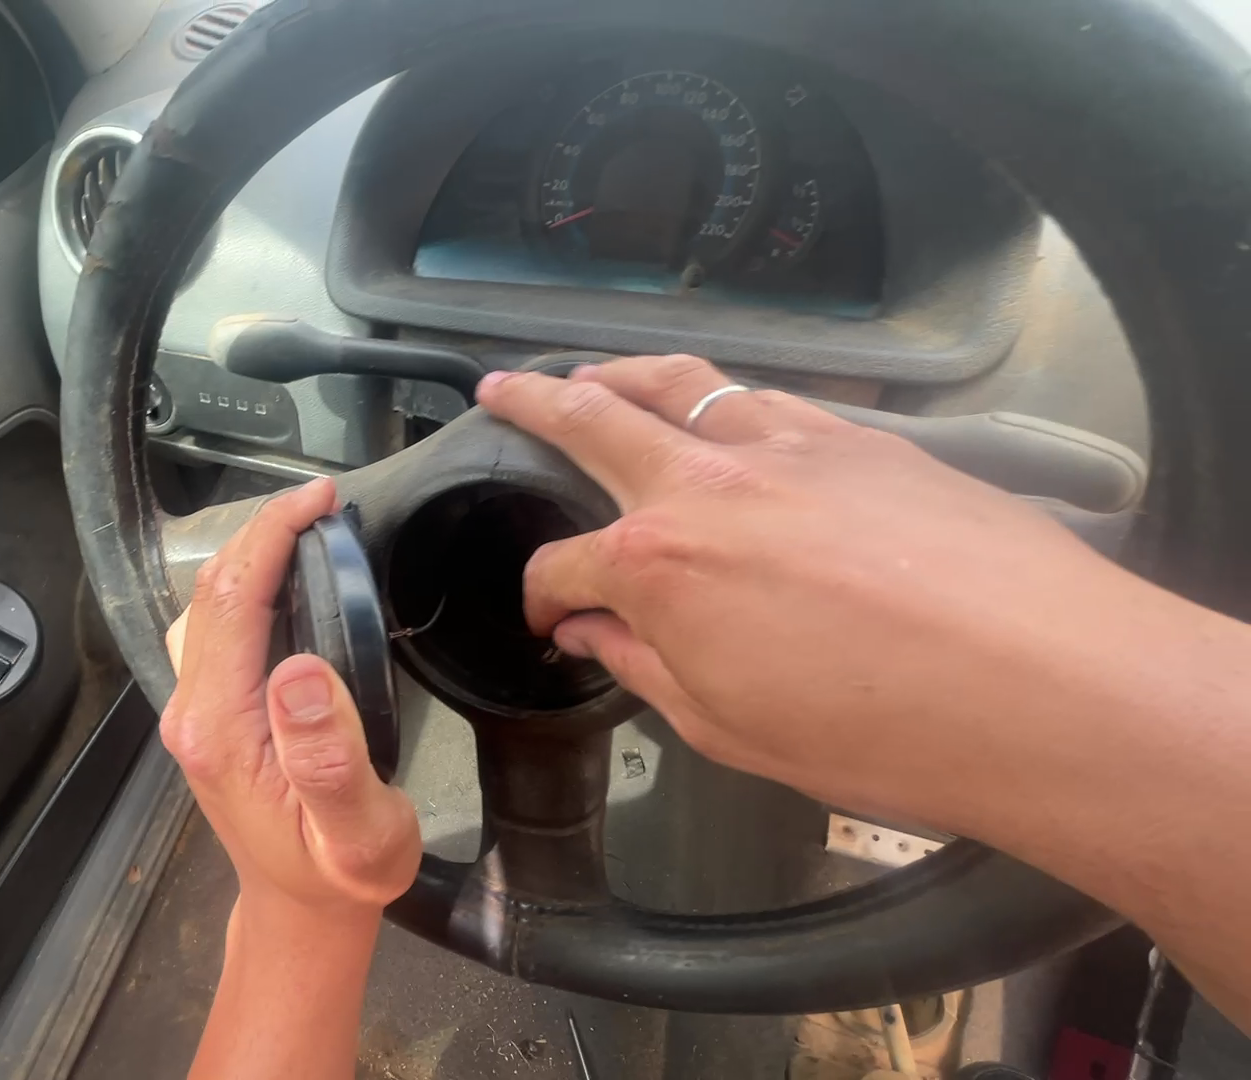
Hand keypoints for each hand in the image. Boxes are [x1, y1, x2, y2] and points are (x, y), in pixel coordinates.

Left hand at [160, 477, 421, 916]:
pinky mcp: (207, 710)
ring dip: (248, 554)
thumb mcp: (358, 835)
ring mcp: (194, 709)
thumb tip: (300, 671)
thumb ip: (329, 758)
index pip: (232, 602)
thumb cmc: (339, 876)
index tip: (318, 500)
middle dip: (261, 532)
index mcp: (221, 728)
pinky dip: (243, 586)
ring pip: (206, 604)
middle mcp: (192, 710)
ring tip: (303, 529)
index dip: (271, 538)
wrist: (300, 909)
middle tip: (321, 503)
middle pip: (211, 593)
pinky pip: (214, 627)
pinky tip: (277, 581)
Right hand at [476, 355, 1203, 835]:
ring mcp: (780, 448)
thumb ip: (635, 664)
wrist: (1058, 697)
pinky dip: (717, 400)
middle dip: (530, 402)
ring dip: (618, 373)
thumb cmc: (872, 730)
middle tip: (498, 389)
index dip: (542, 597)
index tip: (550, 620)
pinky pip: (764, 399)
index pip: (559, 568)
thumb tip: (590, 632)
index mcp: (652, 564)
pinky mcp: (856, 438)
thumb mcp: (719, 723)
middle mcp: (699, 485)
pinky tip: (713, 412)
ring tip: (588, 372)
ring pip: (676, 383)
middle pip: (587, 420)